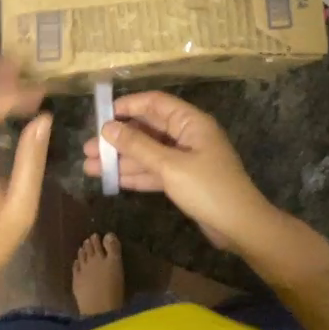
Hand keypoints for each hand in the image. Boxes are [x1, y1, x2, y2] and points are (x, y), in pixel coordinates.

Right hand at [81, 91, 280, 254]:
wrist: (240, 226)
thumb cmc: (208, 189)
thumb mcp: (170, 166)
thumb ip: (138, 146)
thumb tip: (108, 128)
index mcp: (191, 122)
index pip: (155, 103)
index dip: (128, 106)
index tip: (101, 115)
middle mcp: (188, 136)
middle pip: (148, 130)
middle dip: (118, 139)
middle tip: (88, 149)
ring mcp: (186, 159)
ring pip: (148, 153)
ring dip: (121, 160)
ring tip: (89, 167)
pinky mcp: (184, 180)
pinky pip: (155, 171)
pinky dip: (135, 174)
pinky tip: (111, 179)